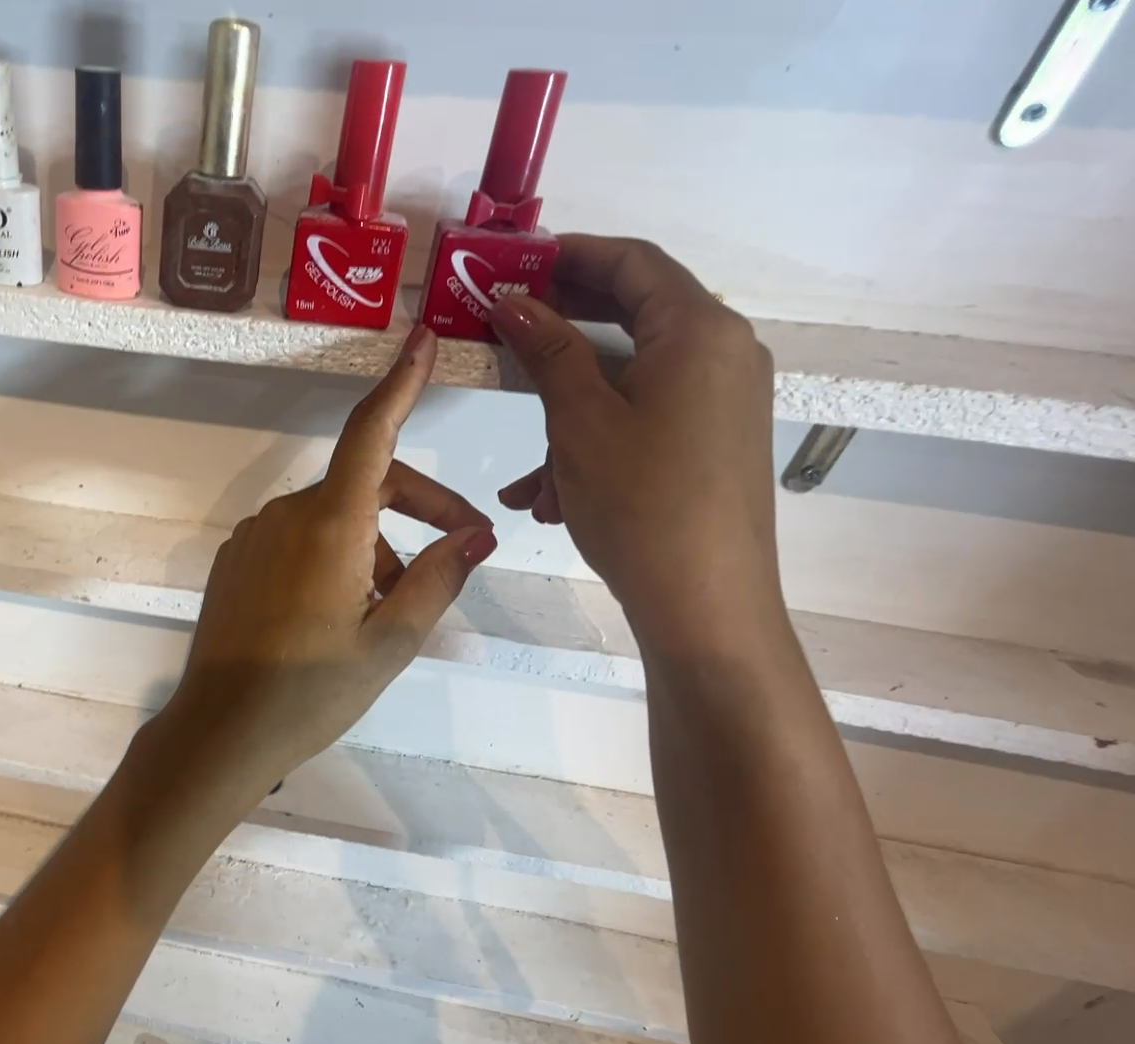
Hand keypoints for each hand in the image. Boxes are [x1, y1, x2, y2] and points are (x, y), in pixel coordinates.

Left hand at [152, 327, 497, 806]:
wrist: (221, 730)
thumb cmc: (312, 691)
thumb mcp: (390, 640)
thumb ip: (437, 579)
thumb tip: (477, 536)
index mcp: (329, 524)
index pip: (372, 434)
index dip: (401, 384)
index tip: (422, 340)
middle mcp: (286, 515)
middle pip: (366, 483)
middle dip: (420, 504)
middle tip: (462, 546)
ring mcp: (255, 536)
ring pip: (333, 517)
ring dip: (376, 542)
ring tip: (393, 606)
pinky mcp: (236, 560)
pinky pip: (298, 538)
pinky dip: (334, 554)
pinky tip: (343, 609)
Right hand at [492, 235, 784, 655]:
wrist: (705, 603)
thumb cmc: (640, 500)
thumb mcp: (580, 420)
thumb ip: (548, 349)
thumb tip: (512, 300)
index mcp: (700, 331)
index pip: (634, 262)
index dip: (572, 254)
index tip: (515, 263)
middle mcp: (723, 354)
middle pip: (634, 315)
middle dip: (563, 327)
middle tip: (506, 329)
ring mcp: (722, 401)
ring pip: (630, 380)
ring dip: (570, 409)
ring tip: (526, 468)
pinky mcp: (713, 442)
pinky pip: (644, 419)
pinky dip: (595, 442)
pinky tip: (551, 497)